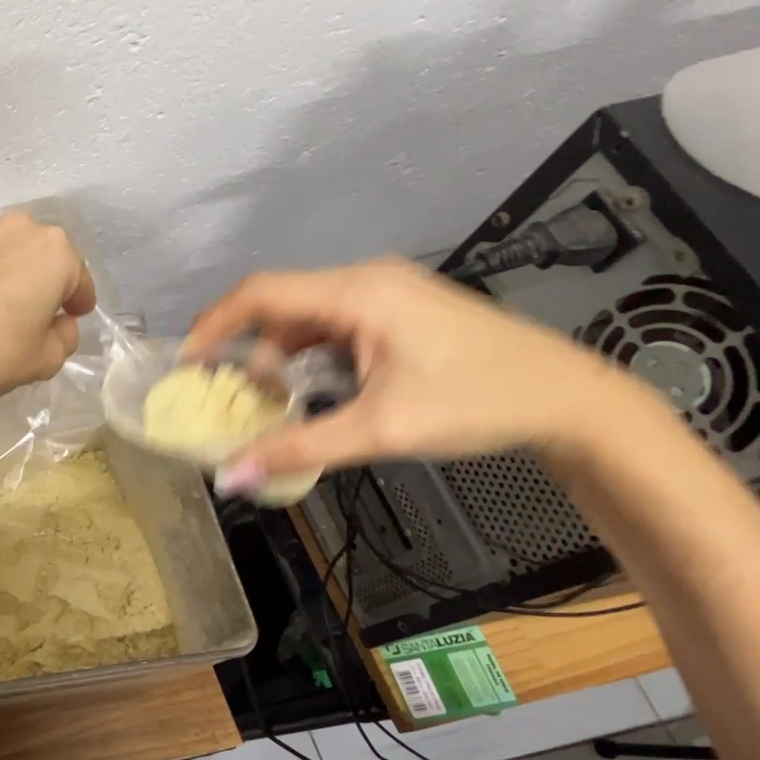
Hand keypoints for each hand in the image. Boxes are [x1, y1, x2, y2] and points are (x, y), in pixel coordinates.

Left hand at [0, 211, 96, 412]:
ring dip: (18, 282)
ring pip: (14, 260)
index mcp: (55, 250)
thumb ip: (64, 338)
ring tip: (10, 318)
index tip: (73, 320)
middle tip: (42, 321)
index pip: (79, 280)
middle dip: (48, 287)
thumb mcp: (45, 359)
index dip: (78, 304)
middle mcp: (21, 231)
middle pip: (46, 262)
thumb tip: (58, 325)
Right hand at [186, 258, 663, 492]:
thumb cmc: (478, 404)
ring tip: (284, 405)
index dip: (213, 326)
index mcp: (360, 293)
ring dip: (282, 359)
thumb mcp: (379, 430)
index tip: (187, 367)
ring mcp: (385, 292)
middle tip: (242, 401)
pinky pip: (331, 326)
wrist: (572, 401)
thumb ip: (296, 449)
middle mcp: (367, 280)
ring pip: (304, 319)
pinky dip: (311, 357)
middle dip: (250, 353)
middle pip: (278, 306)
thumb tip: (228, 478)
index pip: (260, 293)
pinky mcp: (398, 310)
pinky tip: (320, 391)